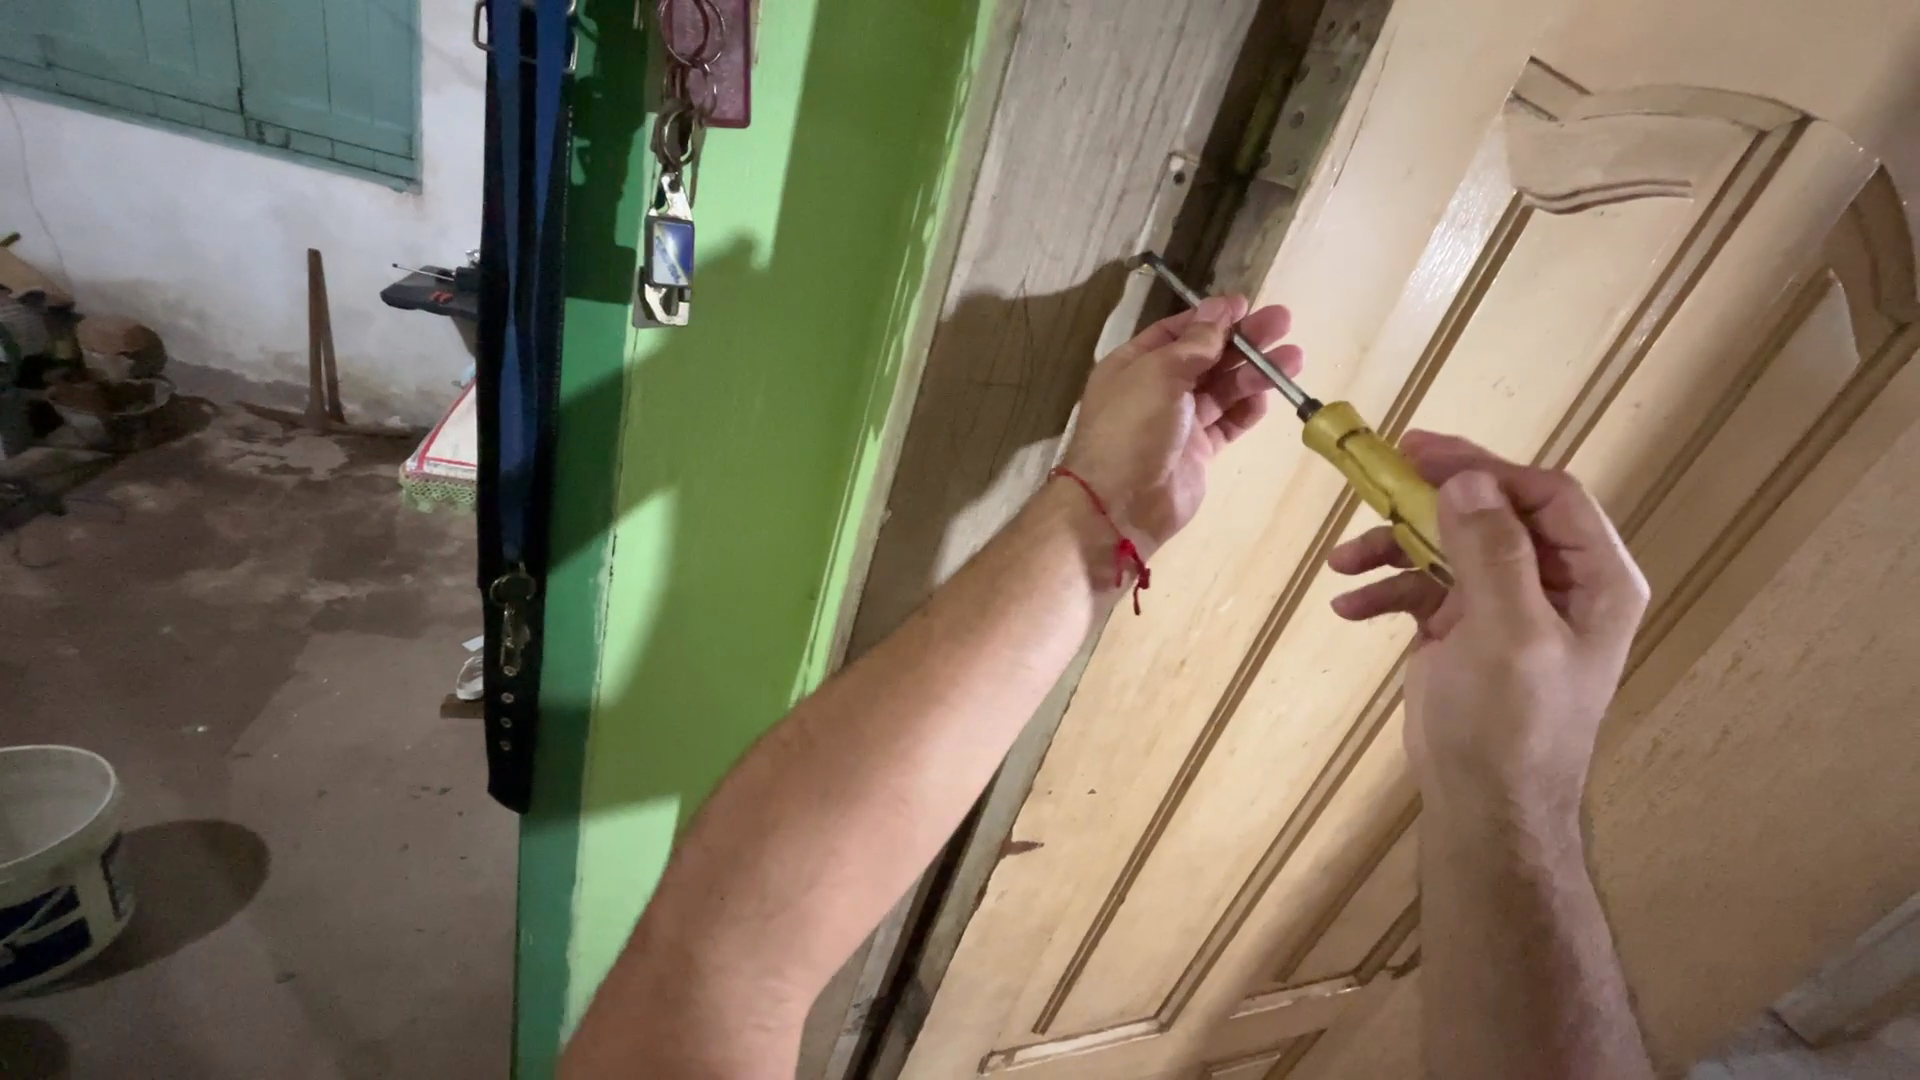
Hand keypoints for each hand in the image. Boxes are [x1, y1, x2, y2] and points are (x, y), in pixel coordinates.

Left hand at [1059, 294, 1301, 550]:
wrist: (1122, 504)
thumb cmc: (1132, 428)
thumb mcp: (1159, 372)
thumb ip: (1194, 342)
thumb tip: (1219, 309)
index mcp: (1132, 365)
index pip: (1175, 332)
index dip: (1210, 318)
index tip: (1246, 305)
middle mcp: (1153, 391)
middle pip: (1204, 358)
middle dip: (1243, 341)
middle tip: (1283, 322)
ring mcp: (1177, 424)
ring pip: (1221, 390)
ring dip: (1254, 373)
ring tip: (1293, 358)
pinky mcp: (1197, 453)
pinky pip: (1227, 424)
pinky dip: (1246, 409)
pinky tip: (1267, 395)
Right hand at [1326, 432, 1650, 816]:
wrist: (1481, 800)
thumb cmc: (1509, 720)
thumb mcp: (1507, 632)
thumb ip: (1491, 551)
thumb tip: (1466, 479)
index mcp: (1590, 579)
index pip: (1546, 496)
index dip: (1485, 467)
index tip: (1420, 453)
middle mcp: (1550, 583)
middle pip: (1489, 513)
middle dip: (1429, 499)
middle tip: (1378, 477)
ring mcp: (1500, 605)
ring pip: (1444, 548)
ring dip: (1390, 549)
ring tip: (1342, 564)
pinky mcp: (1458, 628)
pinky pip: (1418, 589)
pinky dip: (1382, 592)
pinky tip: (1348, 608)